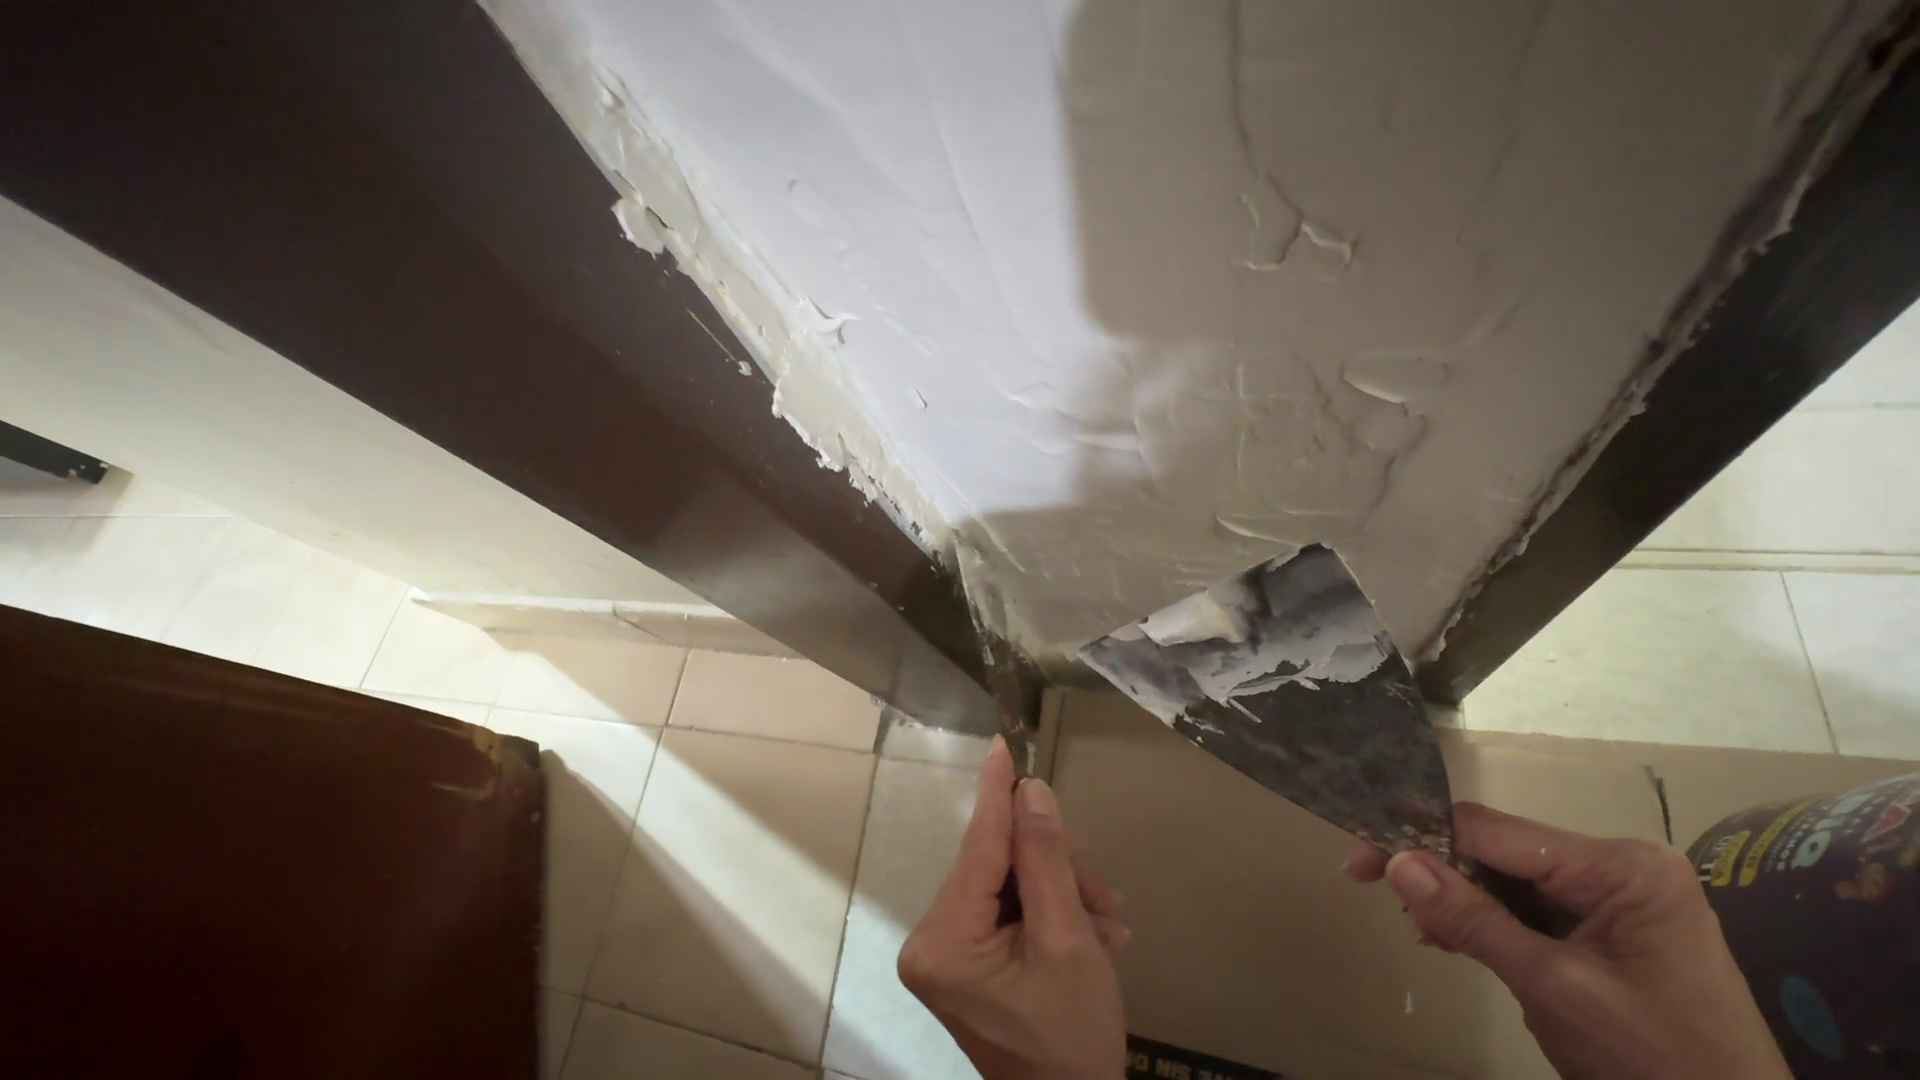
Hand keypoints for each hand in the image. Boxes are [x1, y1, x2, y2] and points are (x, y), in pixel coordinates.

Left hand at [898, 736, 1128, 1079]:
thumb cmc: (1070, 1035)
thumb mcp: (1066, 940)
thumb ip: (1045, 859)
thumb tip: (1031, 790)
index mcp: (942, 939)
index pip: (978, 846)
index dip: (997, 793)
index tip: (1002, 743)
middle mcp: (931, 940)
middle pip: (998, 867)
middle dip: (1056, 866)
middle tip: (1104, 890)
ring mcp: (948, 954)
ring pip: (1010, 887)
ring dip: (1064, 893)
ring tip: (1110, 921)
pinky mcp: (968, 963)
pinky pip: (1010, 913)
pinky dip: (1053, 914)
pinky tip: (1097, 933)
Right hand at [1346, 803, 1786, 1079]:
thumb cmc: (1657, 1061)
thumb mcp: (1555, 988)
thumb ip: (1474, 920)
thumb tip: (1395, 861)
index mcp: (1621, 866)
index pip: (1494, 830)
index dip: (1422, 839)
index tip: (1362, 858)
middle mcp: (1618, 865)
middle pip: (1498, 849)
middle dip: (1439, 872)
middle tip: (1376, 891)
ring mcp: (1614, 896)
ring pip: (1506, 877)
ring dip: (1459, 901)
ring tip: (1426, 931)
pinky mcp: (1606, 926)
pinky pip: (1527, 906)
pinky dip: (1487, 922)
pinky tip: (1455, 938)